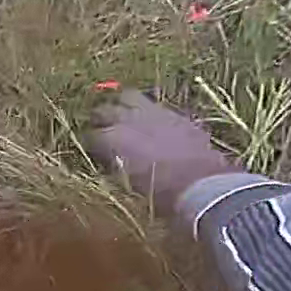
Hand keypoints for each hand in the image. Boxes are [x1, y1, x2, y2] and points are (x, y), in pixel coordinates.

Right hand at [89, 92, 241, 213]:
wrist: (202, 186)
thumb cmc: (158, 194)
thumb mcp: (126, 183)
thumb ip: (112, 164)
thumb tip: (106, 157)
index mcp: (111, 139)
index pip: (89, 135)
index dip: (87, 142)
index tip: (88, 148)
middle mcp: (128, 120)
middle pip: (104, 109)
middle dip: (99, 117)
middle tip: (97, 126)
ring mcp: (154, 113)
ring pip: (129, 97)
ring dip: (121, 104)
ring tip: (120, 113)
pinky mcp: (176, 113)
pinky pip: (154, 105)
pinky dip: (146, 111)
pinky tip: (148, 121)